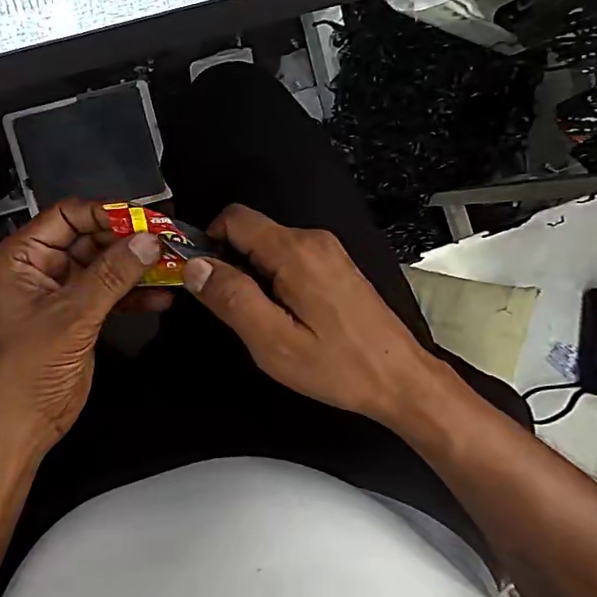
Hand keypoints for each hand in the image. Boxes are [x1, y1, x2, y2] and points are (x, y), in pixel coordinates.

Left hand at [0, 199, 167, 454]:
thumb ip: (112, 276)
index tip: (143, 218)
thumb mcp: (72, 315)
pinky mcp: (84, 315)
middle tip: (166, 239)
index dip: (106, 213)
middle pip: (93, 238)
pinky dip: (137, 294)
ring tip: (171, 265)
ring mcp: (65, 293)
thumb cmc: (26, 369)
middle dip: (129, 240)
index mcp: (24, 257)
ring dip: (138, 267)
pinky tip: (162, 296)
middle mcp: (44, 269)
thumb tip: (147, 242)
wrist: (23, 421)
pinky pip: (114, 293)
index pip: (68, 215)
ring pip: (108, 265)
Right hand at [182, 205, 449, 424]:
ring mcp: (330, 253)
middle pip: (252, 233)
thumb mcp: (273, 341)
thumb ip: (232, 299)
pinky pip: (292, 261)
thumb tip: (196, 266)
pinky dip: (276, 282)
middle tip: (233, 312)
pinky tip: (287, 319)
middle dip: (231, 264)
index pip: (234, 218)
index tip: (201, 280)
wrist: (400, 378)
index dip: (207, 243)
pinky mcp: (338, 269)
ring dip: (254, 277)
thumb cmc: (339, 366)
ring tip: (263, 322)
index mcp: (295, 252)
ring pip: (271, 249)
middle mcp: (314, 241)